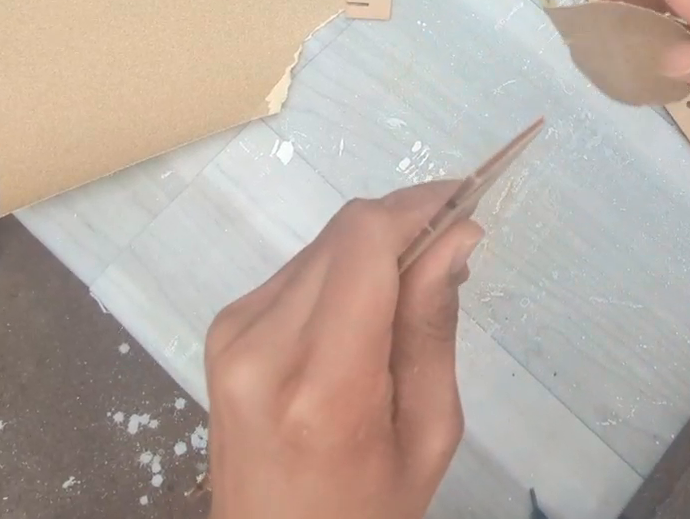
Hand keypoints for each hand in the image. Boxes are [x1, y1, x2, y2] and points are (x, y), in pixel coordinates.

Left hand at [205, 183, 480, 518]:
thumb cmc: (368, 507)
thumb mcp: (427, 432)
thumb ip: (433, 324)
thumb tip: (456, 233)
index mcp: (321, 382)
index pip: (366, 243)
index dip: (418, 207)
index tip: (464, 201)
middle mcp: (263, 342)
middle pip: (346, 231)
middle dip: (406, 220)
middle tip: (453, 241)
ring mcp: (234, 331)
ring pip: (325, 242)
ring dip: (377, 244)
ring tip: (415, 280)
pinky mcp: (225, 326)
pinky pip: (302, 267)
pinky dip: (346, 267)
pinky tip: (369, 302)